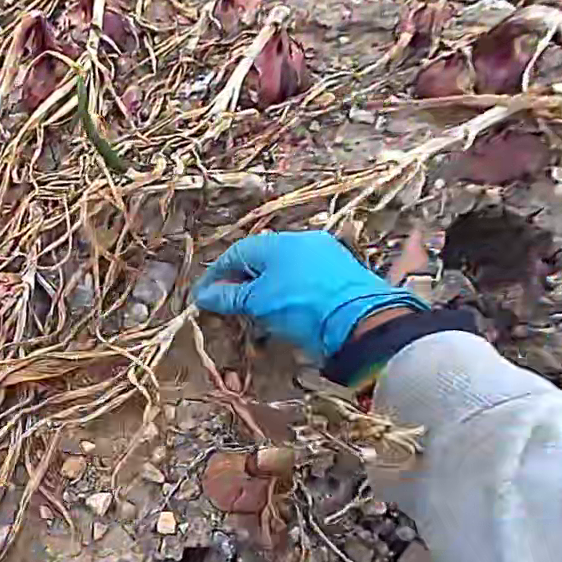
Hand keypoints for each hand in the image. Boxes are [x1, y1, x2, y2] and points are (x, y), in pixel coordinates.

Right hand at [194, 231, 427, 362]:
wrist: (359, 321)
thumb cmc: (301, 306)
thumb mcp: (258, 302)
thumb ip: (229, 297)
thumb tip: (204, 296)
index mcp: (277, 242)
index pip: (235, 254)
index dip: (215, 277)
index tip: (203, 298)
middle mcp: (301, 241)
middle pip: (259, 261)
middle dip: (239, 284)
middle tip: (227, 307)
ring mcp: (323, 255)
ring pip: (281, 271)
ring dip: (262, 291)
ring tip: (253, 314)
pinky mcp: (339, 273)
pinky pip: (302, 281)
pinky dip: (285, 295)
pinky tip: (282, 313)